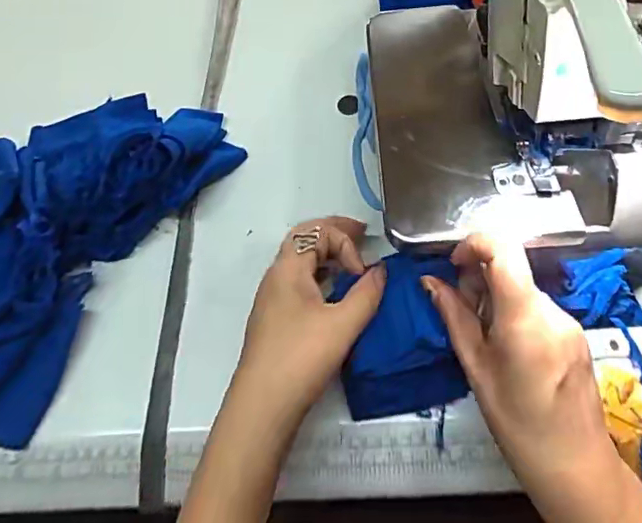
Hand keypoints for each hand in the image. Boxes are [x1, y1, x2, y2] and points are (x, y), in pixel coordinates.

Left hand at [181, 218, 383, 522]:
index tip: (361, 273)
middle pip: (304, 238)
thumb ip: (367, 293)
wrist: (261, 410)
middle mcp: (276, 277)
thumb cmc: (301, 359)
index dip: (345, 242)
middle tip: (361, 236)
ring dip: (326, 255)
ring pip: (300, 261)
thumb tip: (380, 270)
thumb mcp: (343, 324)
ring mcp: (272, 300)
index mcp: (288, 268)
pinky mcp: (274, 321)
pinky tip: (335, 296)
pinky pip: (299, 282)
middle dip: (334, 233)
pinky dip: (320, 276)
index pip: (317, 231)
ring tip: (351, 265)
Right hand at [427, 235, 641, 521]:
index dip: (475, 242)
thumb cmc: (519, 427)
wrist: (576, 467)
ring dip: (498, 298)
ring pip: (523, 288)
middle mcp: (551, 309)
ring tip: (486, 337)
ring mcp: (568, 319)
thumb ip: (455, 318)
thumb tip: (431, 282)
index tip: (456, 261)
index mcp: (525, 316)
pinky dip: (517, 312)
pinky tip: (510, 348)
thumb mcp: (477, 371)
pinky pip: (539, 306)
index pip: (503, 248)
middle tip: (463, 308)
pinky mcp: (576, 331)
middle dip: (481, 277)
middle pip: (511, 269)